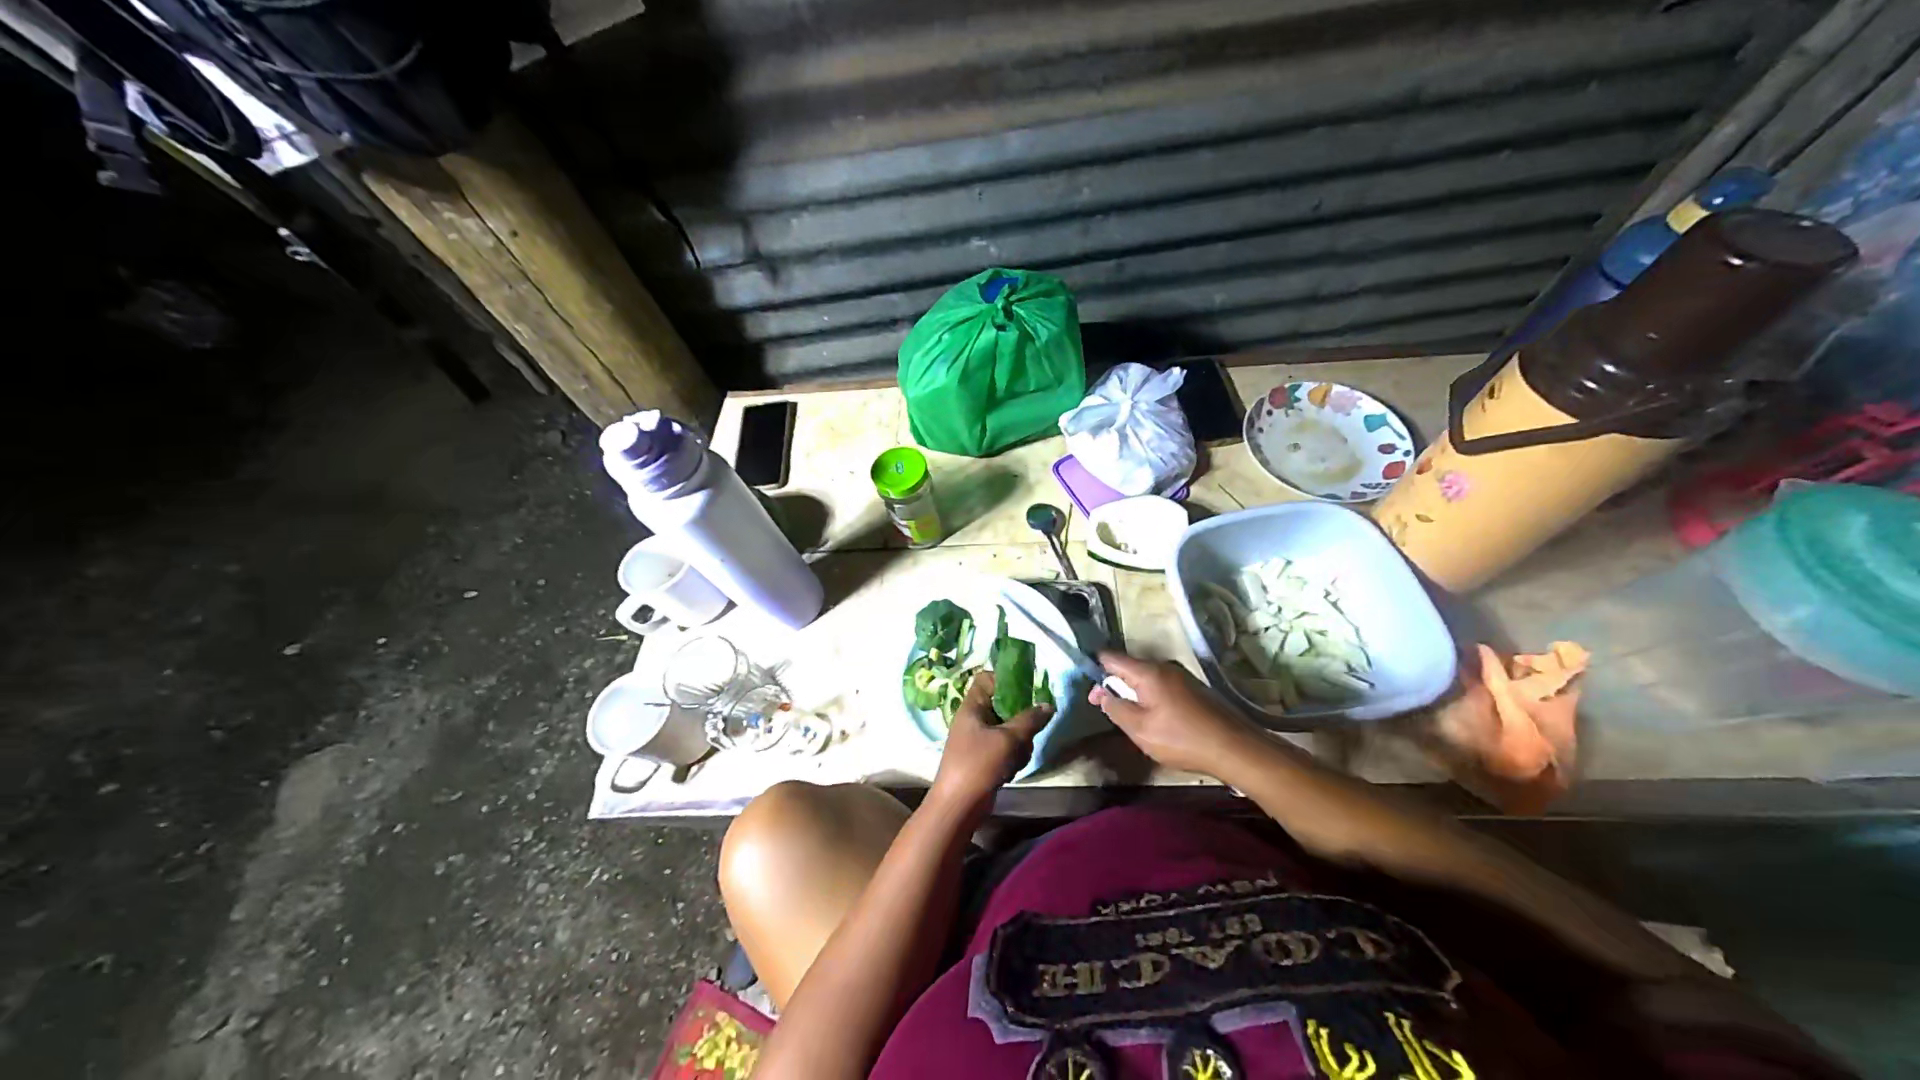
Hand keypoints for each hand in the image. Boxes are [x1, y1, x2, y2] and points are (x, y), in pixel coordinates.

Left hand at [930, 673, 1050, 811]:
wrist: (959, 805)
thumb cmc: (979, 764)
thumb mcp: (1008, 739)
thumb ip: (1030, 720)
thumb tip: (1048, 705)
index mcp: (972, 707)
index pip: (987, 678)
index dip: (1006, 679)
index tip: (1027, 690)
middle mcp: (973, 719)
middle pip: (1003, 705)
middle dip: (1020, 719)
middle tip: (1028, 731)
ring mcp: (978, 739)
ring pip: (1008, 729)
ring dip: (1019, 742)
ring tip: (1017, 756)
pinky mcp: (984, 757)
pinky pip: (1005, 747)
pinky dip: (1012, 756)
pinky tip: (1012, 769)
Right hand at [1090, 652, 1257, 776]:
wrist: (1233, 748)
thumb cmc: (1181, 739)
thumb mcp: (1139, 729)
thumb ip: (1115, 708)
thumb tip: (1101, 693)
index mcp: (1148, 672)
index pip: (1111, 657)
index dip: (1095, 669)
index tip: (1090, 691)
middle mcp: (1165, 666)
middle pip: (1129, 667)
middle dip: (1114, 685)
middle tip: (1107, 710)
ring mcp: (1182, 676)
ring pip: (1146, 678)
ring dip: (1133, 693)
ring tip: (1129, 718)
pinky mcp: (1193, 689)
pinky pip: (1161, 686)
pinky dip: (1150, 697)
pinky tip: (1153, 719)